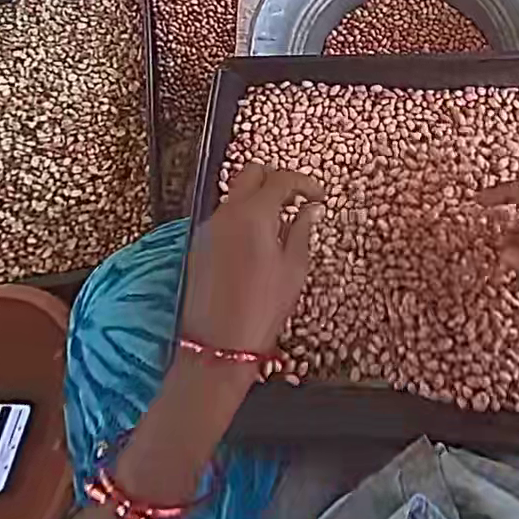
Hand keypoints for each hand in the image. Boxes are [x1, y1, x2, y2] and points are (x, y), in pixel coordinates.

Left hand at [180, 163, 324, 354]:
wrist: (218, 345)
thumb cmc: (261, 308)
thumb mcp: (294, 268)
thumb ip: (302, 230)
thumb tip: (310, 210)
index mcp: (254, 214)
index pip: (281, 179)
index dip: (304, 183)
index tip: (318, 196)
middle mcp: (227, 213)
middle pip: (252, 173)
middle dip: (276, 179)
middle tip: (296, 199)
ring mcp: (209, 226)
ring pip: (236, 193)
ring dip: (259, 198)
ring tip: (280, 223)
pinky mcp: (199, 243)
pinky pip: (225, 215)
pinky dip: (243, 215)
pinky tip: (259, 239)